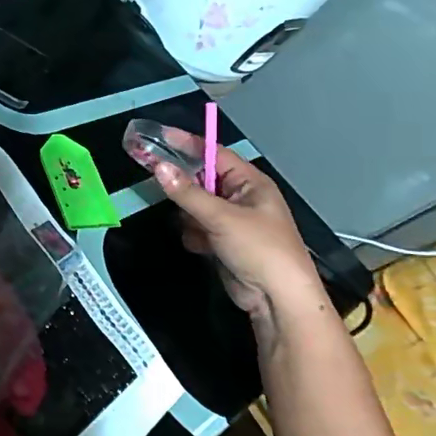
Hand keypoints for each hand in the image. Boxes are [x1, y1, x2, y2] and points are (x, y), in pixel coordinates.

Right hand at [142, 130, 318, 317]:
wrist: (276, 298)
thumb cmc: (259, 249)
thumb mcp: (221, 217)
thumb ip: (187, 193)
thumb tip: (158, 167)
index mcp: (250, 183)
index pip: (214, 154)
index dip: (187, 145)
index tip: (158, 136)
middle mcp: (240, 197)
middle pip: (200, 181)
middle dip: (185, 189)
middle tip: (158, 182)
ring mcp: (231, 220)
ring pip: (193, 206)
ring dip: (190, 218)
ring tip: (200, 232)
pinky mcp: (222, 241)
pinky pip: (195, 228)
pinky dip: (195, 236)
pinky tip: (203, 248)